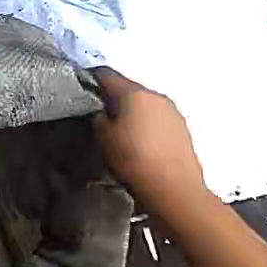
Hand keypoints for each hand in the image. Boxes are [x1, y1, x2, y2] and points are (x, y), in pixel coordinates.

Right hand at [92, 67, 207, 212]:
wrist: (175, 191)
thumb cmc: (134, 161)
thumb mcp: (105, 140)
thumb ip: (99, 119)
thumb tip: (102, 112)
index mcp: (135, 92)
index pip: (107, 75)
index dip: (92, 80)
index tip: (83, 88)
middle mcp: (156, 95)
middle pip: (129, 89)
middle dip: (115, 99)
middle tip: (102, 115)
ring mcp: (172, 111)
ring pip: (146, 104)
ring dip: (134, 112)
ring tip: (123, 133)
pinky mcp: (183, 128)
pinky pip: (159, 119)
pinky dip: (148, 125)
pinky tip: (143, 143)